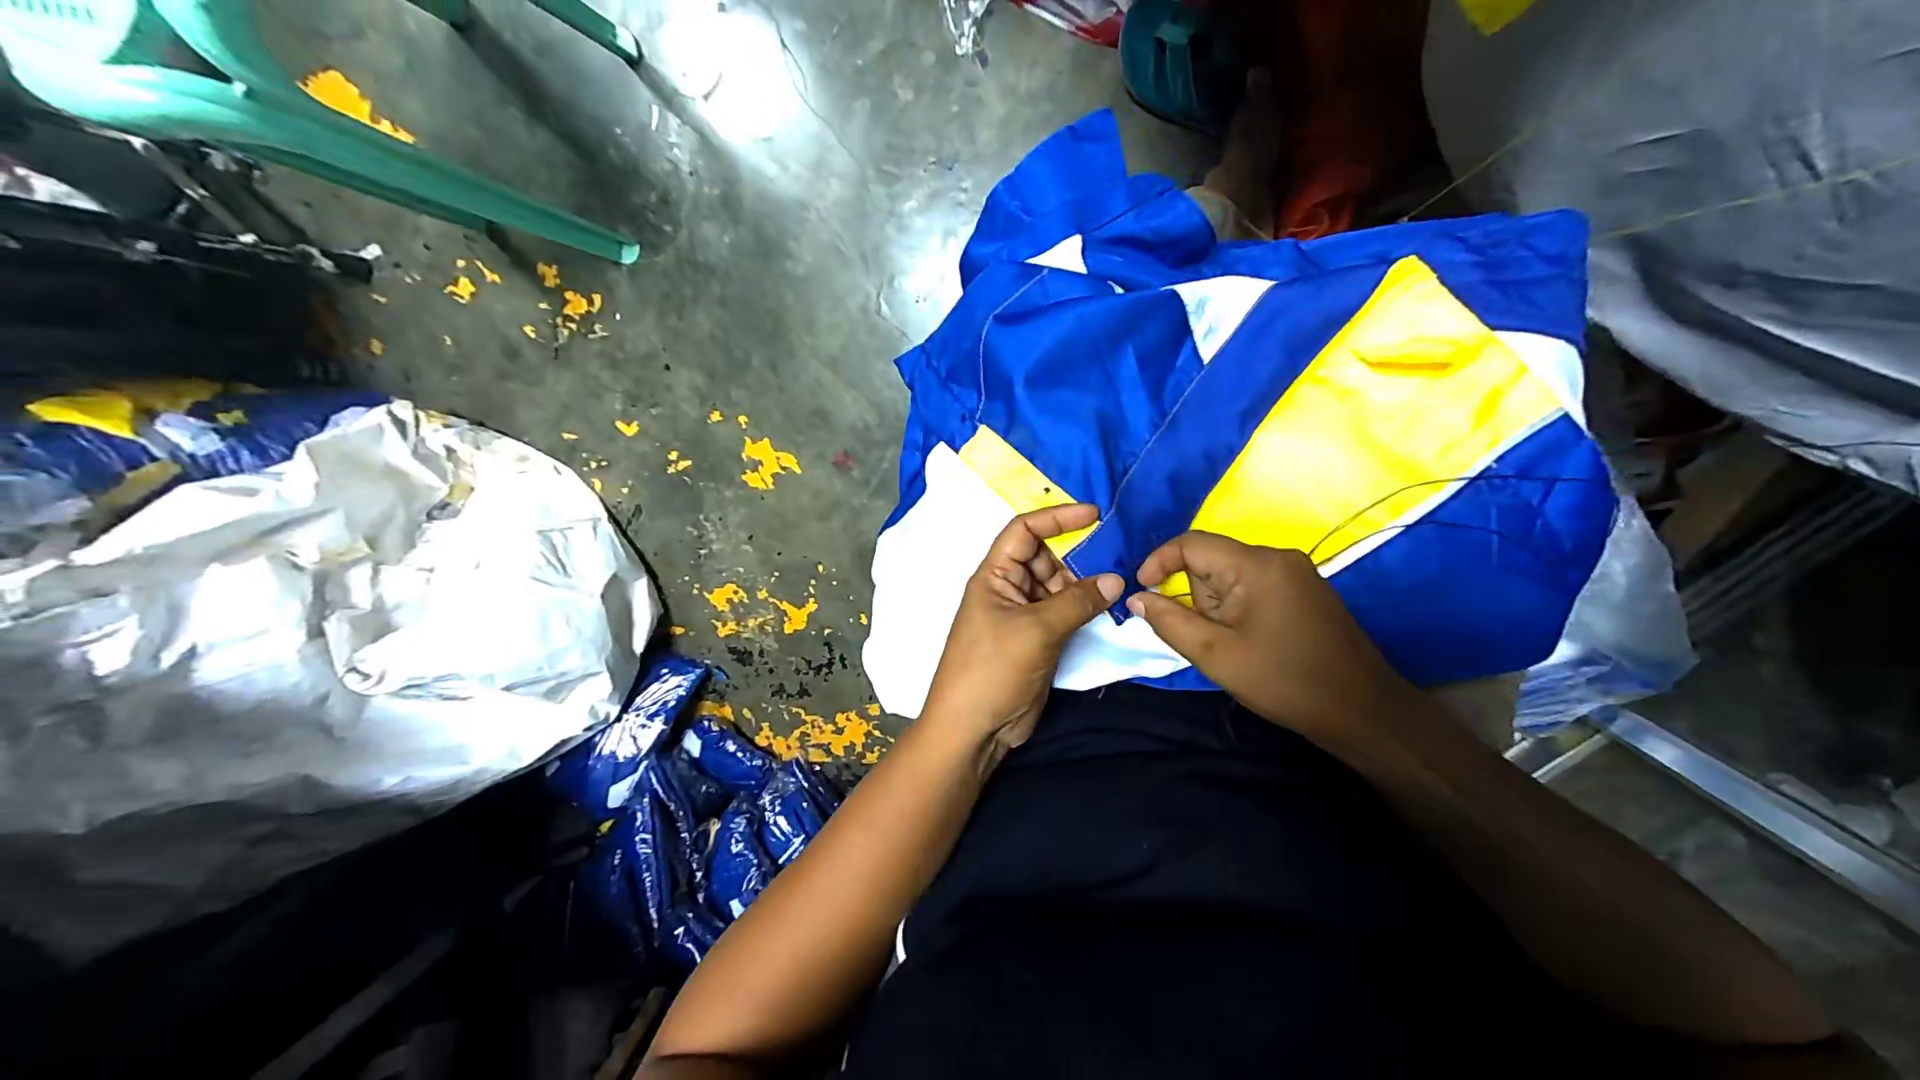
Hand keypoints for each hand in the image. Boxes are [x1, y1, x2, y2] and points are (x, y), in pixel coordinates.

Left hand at [922, 504, 1123, 763]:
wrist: (974, 728)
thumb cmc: (993, 669)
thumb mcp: (1036, 631)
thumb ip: (1077, 602)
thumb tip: (1115, 580)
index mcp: (994, 576)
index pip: (1024, 531)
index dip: (1057, 518)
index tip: (1094, 515)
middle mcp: (1007, 589)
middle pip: (1045, 558)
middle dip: (1076, 556)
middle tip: (1115, 559)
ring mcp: (1022, 615)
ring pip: (1058, 586)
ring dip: (1083, 585)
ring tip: (1116, 586)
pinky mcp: (1037, 640)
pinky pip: (1063, 613)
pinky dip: (1083, 609)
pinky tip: (1107, 609)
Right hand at [1126, 531, 1420, 744]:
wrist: (1362, 711)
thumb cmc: (1284, 682)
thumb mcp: (1215, 655)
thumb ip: (1168, 621)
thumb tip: (1135, 597)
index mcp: (1257, 565)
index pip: (1191, 543)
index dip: (1158, 563)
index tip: (1142, 593)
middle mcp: (1278, 557)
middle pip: (1211, 560)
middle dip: (1196, 596)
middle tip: (1208, 639)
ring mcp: (1297, 571)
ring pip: (1231, 575)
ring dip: (1218, 606)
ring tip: (1235, 646)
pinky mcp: (1306, 589)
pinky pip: (1254, 585)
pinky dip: (1238, 608)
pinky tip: (1253, 641)